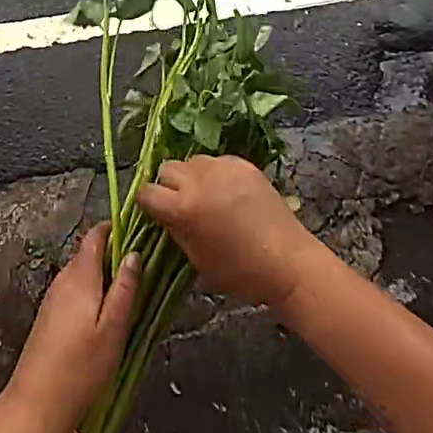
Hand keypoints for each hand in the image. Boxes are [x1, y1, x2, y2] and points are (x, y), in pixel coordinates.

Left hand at [0, 224, 139, 432]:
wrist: (34, 407)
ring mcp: (53, 297)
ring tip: (125, 298)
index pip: (97, 234)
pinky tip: (102, 318)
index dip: (118, 228)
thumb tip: (135, 253)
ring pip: (83, 273)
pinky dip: (91, 294)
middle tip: (140, 272)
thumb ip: (125, 287)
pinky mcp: (48, 316)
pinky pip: (74, 291)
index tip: (139, 234)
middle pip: (91, 252)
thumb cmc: (79, 368)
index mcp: (80, 275)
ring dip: (104, 277)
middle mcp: (63, 279)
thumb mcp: (114, 328)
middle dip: (115, 256)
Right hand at [136, 155, 325, 308]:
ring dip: (191, 176)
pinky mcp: (243, 163)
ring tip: (204, 196)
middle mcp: (200, 179)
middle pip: (168, 168)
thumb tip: (162, 214)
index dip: (146, 202)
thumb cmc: (239, 271)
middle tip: (178, 203)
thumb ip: (175, 230)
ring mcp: (224, 167)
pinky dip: (214, 174)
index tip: (151, 210)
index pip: (147, 191)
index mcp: (184, 207)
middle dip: (167, 184)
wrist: (287, 260)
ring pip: (192, 161)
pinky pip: (217, 161)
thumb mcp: (197, 258)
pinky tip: (226, 193)